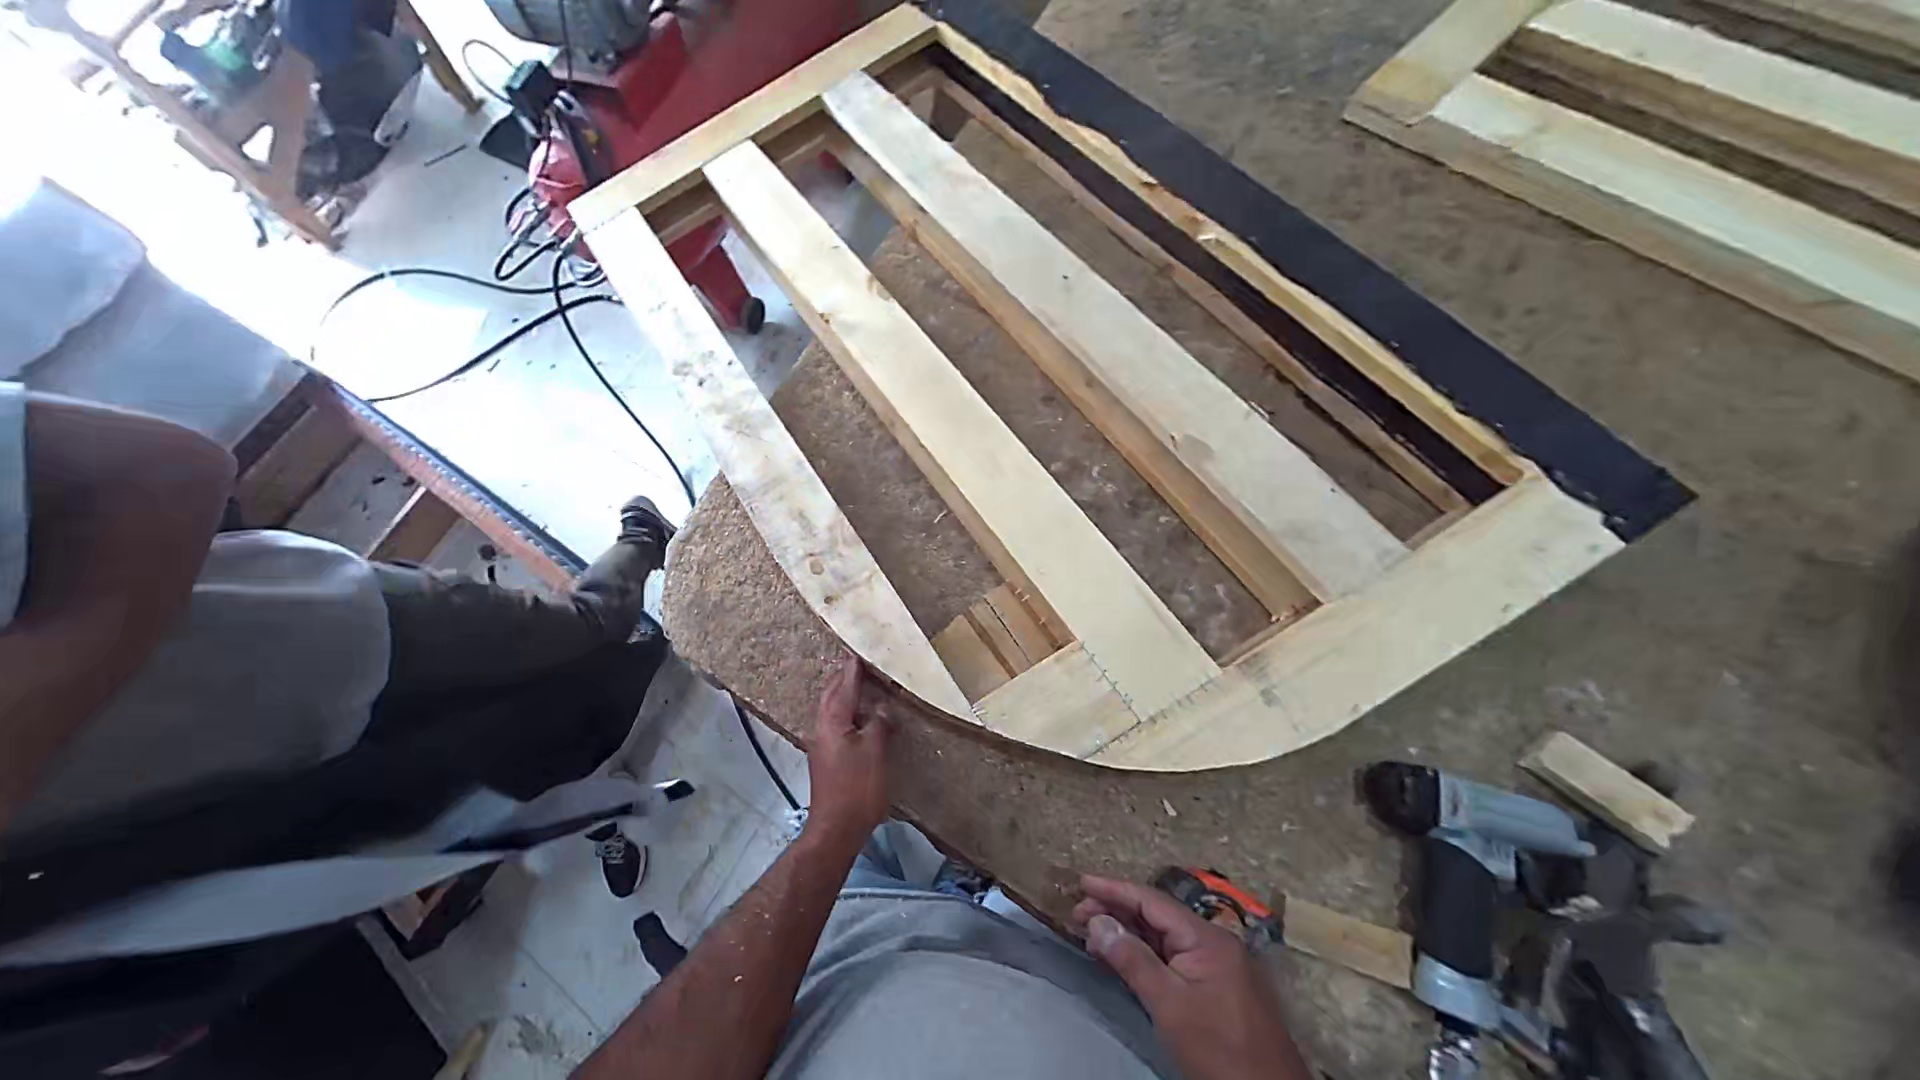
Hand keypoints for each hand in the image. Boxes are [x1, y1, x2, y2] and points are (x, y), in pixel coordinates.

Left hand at [802, 651, 889, 850]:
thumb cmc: (858, 787)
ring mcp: (822, 744)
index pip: (843, 686)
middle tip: (858, 664)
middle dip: (843, 678)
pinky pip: (836, 724)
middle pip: (831, 695)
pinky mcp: (826, 759)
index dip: (853, 669)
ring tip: (860, 685)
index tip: (859, 652)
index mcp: (833, 721)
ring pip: (831, 710)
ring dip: (843, 695)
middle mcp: (822, 728)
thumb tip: (880, 709)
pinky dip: (846, 712)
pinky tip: (859, 718)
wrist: (836, 828)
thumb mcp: (875, 751)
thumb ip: (878, 723)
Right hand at [1072, 875, 1310, 1079]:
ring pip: (1164, 937)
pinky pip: (1174, 958)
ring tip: (1092, 936)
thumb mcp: (1168, 1005)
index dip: (1114, 890)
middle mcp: (1214, 942)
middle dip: (1117, 912)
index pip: (1152, 901)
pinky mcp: (1217, 988)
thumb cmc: (1218, 1050)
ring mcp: (1218, 965)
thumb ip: (1132, 959)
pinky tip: (1123, 959)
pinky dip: (1145, 955)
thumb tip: (1097, 921)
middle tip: (1078, 916)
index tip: (1081, 883)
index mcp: (1206, 937)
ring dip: (1128, 934)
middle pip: (1157, 916)